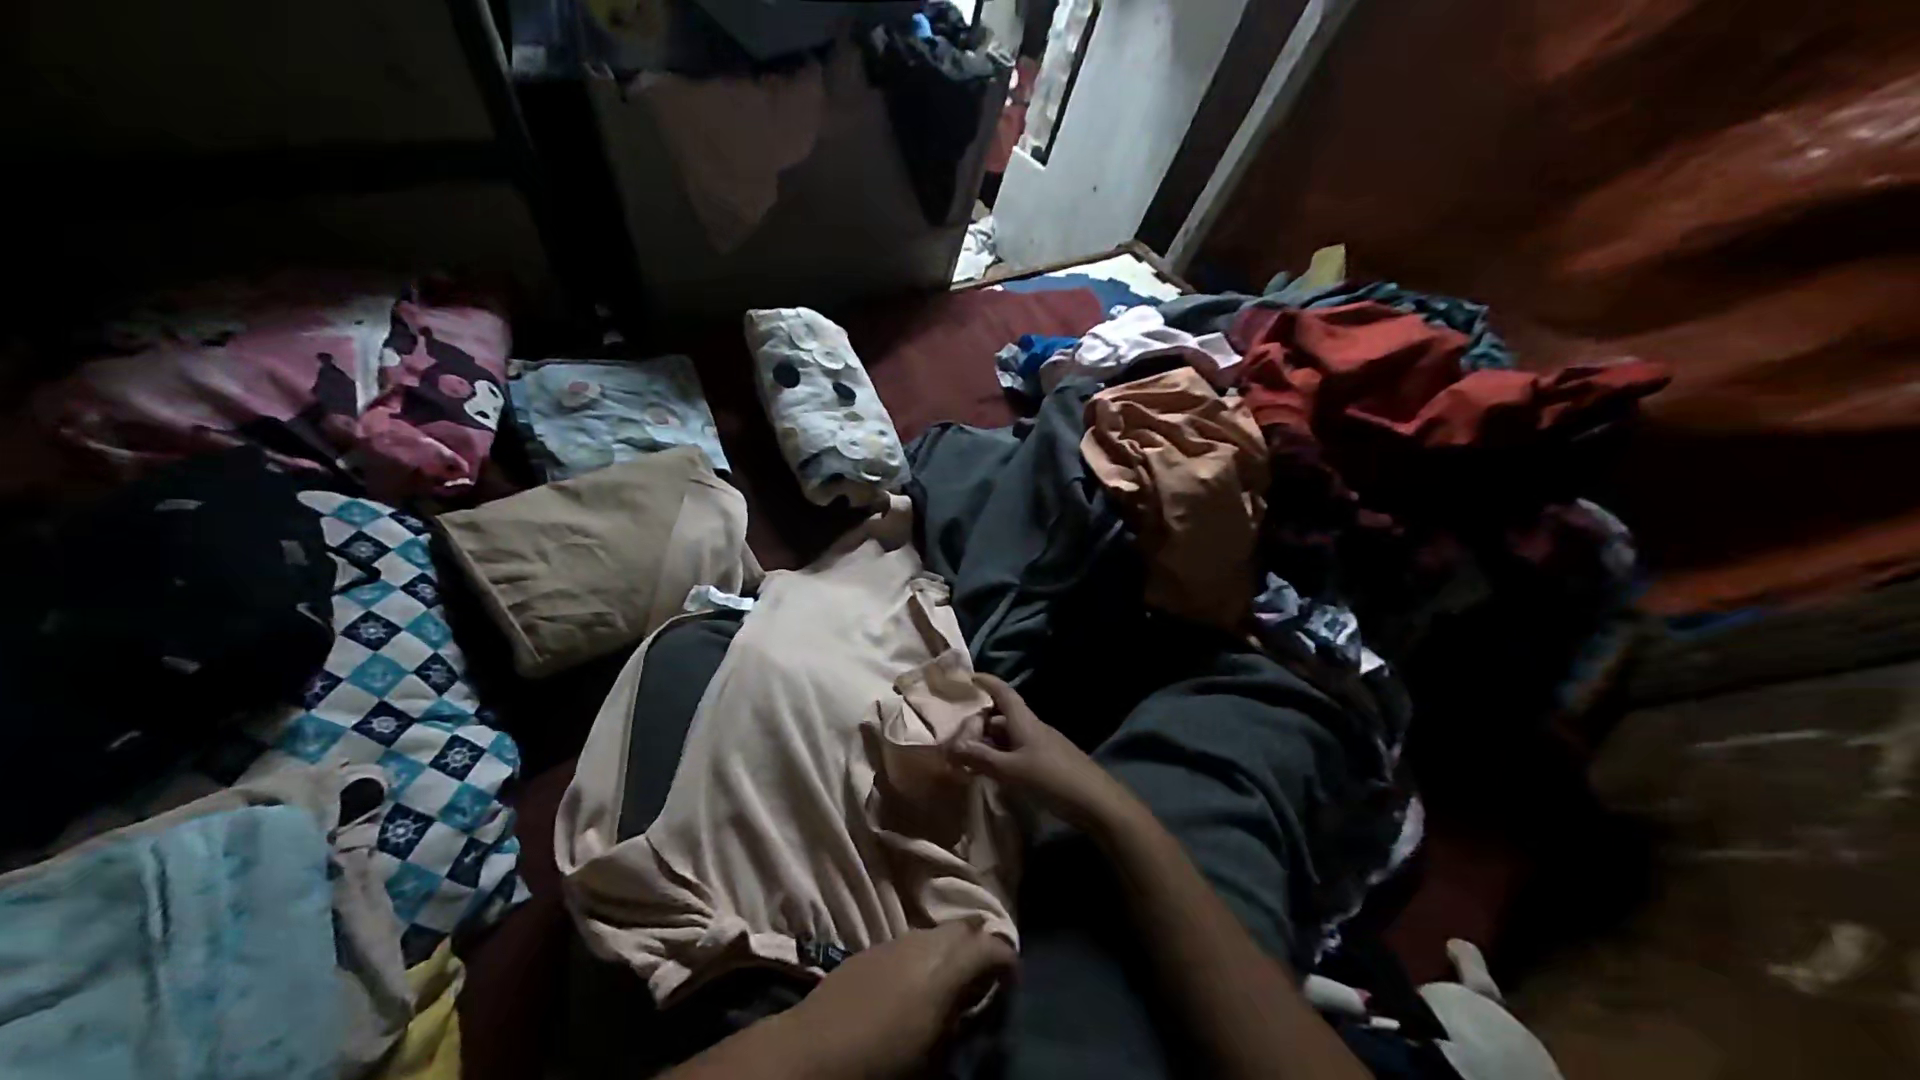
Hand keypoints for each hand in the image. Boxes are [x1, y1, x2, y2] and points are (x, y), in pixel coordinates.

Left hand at [782, 921, 1013, 1079]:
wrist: (806, 1056)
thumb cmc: (877, 1068)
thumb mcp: (932, 1059)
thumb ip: (960, 1022)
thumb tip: (975, 1009)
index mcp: (942, 975)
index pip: (990, 946)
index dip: (1008, 959)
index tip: (1013, 980)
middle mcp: (921, 947)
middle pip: (964, 927)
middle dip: (980, 944)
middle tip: (984, 977)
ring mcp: (893, 943)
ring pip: (935, 931)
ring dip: (950, 947)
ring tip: (950, 979)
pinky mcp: (869, 949)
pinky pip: (909, 941)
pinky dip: (923, 954)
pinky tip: (913, 981)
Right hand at [950, 674, 1139, 834]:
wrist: (1097, 802)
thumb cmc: (1051, 779)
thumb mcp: (1011, 770)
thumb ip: (981, 759)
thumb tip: (952, 746)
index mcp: (1025, 722)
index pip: (1004, 693)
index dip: (988, 682)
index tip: (970, 678)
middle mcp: (1033, 728)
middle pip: (1003, 716)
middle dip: (980, 722)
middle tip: (958, 735)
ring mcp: (1042, 745)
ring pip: (1009, 736)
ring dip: (990, 742)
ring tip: (969, 756)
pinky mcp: (1048, 763)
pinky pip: (1018, 751)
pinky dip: (1001, 756)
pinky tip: (993, 772)